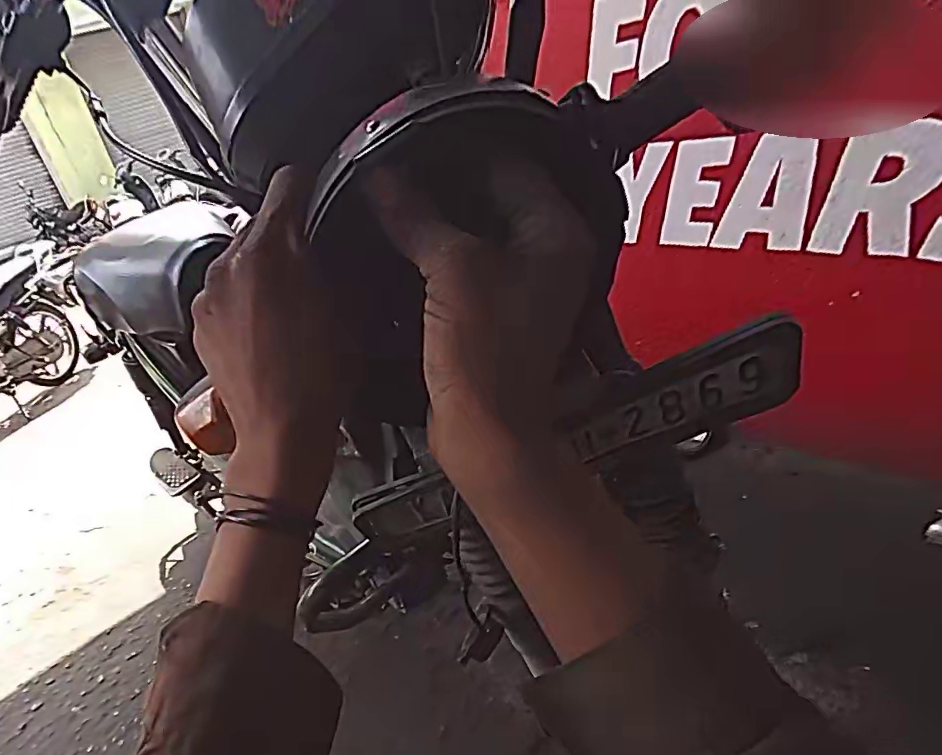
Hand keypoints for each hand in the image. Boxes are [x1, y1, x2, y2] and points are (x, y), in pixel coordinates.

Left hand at [191, 166, 357, 512]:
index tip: (318, 197)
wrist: (279, 433)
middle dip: (285, 241)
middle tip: (311, 271)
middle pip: (260, 226)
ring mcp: (210, 296)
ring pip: (239, 261)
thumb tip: (330, 246)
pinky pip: (224, 294)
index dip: (311, 188)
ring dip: (262, 273)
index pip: (289, 182)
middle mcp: (230, 265)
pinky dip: (243, 302)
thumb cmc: (314, 385)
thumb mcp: (348, 314)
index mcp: (271, 251)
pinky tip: (266, 331)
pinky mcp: (201, 323)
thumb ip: (335, 264)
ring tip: (288, 311)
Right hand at [368, 155, 594, 481]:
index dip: (462, 147)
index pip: (512, 164)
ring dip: (439, 220)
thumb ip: (418, 217)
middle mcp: (546, 260)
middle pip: (493, 197)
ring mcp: (519, 290)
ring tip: (397, 199)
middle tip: (402, 166)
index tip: (420, 137)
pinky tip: (406, 244)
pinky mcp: (492, 317)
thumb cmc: (489, 363)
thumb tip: (385, 180)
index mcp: (557, 236)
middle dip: (446, 182)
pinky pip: (464, 269)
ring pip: (476, 234)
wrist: (482, 430)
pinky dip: (437, 255)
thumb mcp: (452, 272)